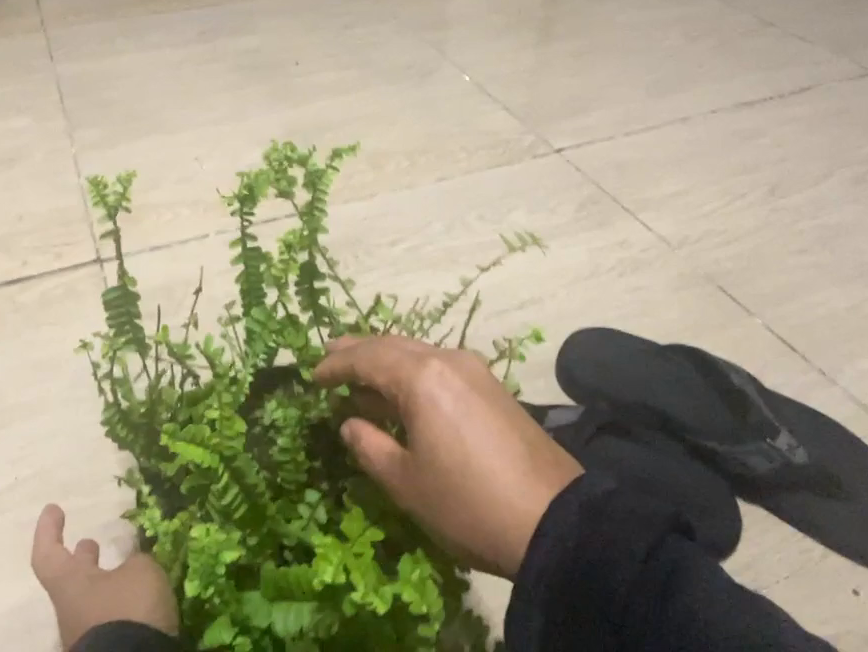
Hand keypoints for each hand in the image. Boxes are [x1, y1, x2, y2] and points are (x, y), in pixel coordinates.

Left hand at [31, 504, 178, 649]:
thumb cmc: (129, 609)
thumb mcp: (140, 572)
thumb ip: (135, 560)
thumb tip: (132, 562)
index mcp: (70, 584)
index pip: (47, 553)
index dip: (48, 530)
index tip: (53, 508)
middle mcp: (71, 609)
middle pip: (70, 579)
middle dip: (82, 559)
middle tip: (91, 541)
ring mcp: (86, 632)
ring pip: (93, 599)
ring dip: (107, 581)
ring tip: (130, 567)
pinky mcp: (107, 647)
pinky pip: (109, 617)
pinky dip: (121, 601)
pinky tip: (141, 594)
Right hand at [313, 335, 581, 578]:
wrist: (555, 522)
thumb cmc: (468, 503)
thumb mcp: (407, 483)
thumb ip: (370, 447)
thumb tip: (350, 422)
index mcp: (421, 377)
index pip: (367, 358)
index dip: (336, 366)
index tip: (311, 376)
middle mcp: (447, 360)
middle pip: (393, 345)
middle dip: (359, 350)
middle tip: (329, 354)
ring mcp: (475, 372)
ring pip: (418, 353)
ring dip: (386, 360)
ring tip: (360, 371)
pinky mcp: (492, 389)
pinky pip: (439, 367)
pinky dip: (411, 372)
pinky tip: (401, 393)